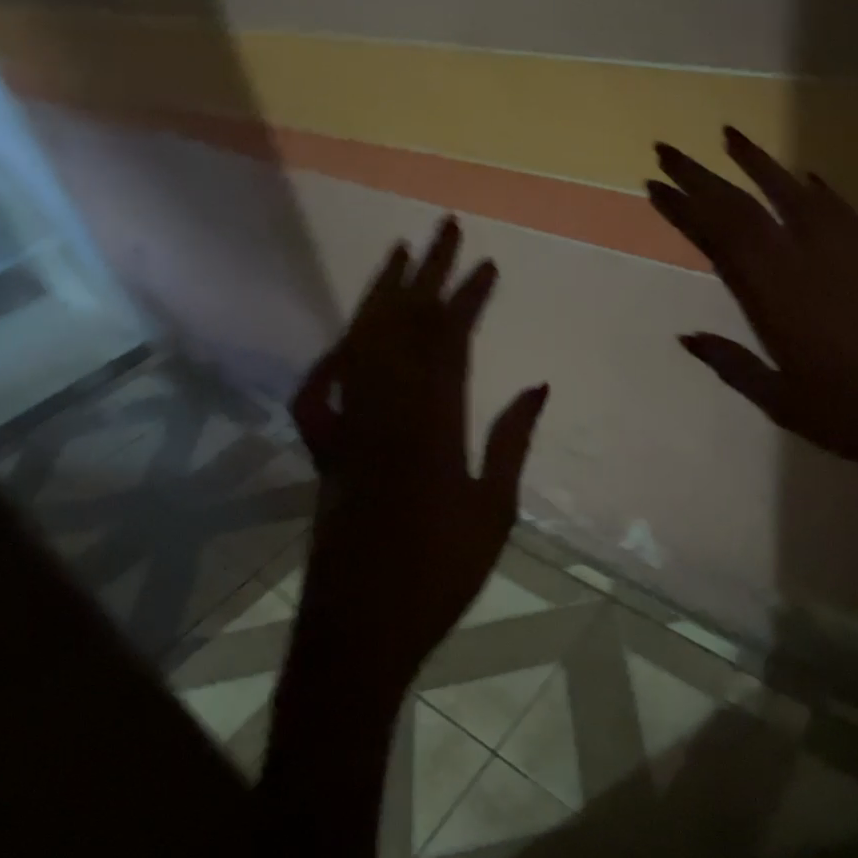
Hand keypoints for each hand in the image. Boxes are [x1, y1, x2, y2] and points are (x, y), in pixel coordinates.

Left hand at [286, 217, 549, 689]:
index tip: (485, 262)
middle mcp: (383, 413)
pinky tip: (349, 340)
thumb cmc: (438, 577)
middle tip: (444, 227)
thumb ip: (510, 443)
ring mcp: (348, 430)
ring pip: (360, 345)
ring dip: (380, 296)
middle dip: (425, 273)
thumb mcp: (493, 514)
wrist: (360, 630)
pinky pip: (321, 394)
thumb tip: (536, 386)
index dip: (465, 296)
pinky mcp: (327, 452)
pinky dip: (333, 360)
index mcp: (432, 427)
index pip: (448, 341)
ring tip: (399, 254)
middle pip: (402, 326)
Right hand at [647, 127, 857, 499]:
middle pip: (747, 209)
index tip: (653, 185)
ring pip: (794, 196)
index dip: (684, 210)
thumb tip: (686, 336)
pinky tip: (806, 177)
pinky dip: (819, 191)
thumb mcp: (780, 402)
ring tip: (730, 135)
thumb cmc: (852, 418)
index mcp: (776, 300)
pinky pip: (840, 214)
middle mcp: (805, 266)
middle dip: (703, 177)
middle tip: (666, 149)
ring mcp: (843, 258)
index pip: (720, 240)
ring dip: (760, 164)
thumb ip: (733, 365)